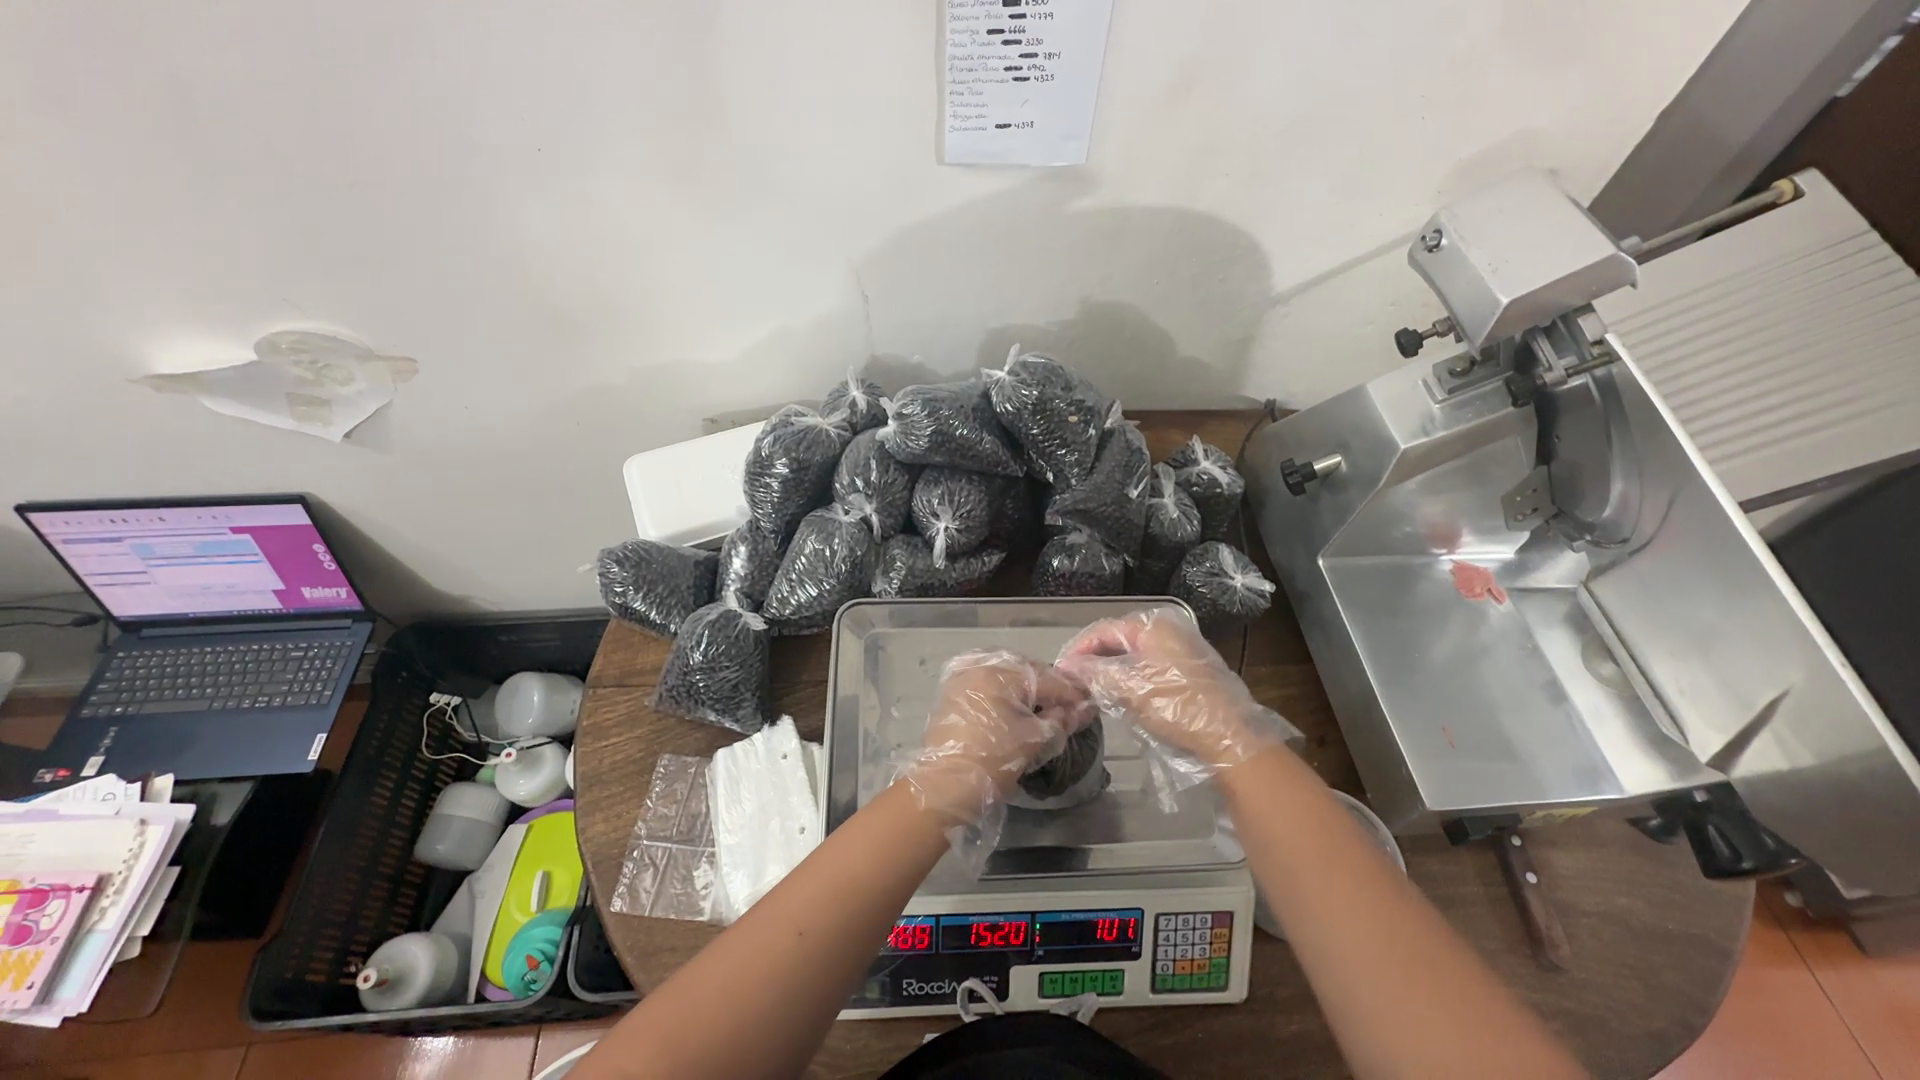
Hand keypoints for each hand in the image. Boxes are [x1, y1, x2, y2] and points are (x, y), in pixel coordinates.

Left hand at [902, 651, 1094, 823]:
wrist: (943, 787)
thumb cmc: (993, 760)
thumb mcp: (1036, 740)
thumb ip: (1063, 719)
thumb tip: (1086, 709)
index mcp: (1003, 673)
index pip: (1050, 679)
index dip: (1073, 694)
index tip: (1090, 706)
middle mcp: (981, 667)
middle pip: (1028, 672)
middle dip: (1050, 688)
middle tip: (1070, 707)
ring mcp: (963, 678)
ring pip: (1007, 677)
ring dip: (1027, 690)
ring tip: (1046, 709)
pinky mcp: (952, 694)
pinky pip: (988, 685)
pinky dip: (1005, 694)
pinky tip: (1017, 709)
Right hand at [1056, 610, 1281, 770]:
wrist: (1230, 736)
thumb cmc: (1178, 707)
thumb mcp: (1130, 689)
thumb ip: (1096, 672)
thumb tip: (1069, 665)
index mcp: (1154, 627)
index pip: (1104, 630)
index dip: (1079, 649)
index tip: (1061, 670)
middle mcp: (1169, 630)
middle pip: (1120, 639)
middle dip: (1094, 658)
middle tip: (1074, 680)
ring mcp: (1183, 649)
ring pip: (1135, 654)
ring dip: (1112, 669)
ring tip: (1092, 688)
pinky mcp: (1191, 670)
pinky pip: (1151, 666)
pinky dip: (1132, 676)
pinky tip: (1121, 694)